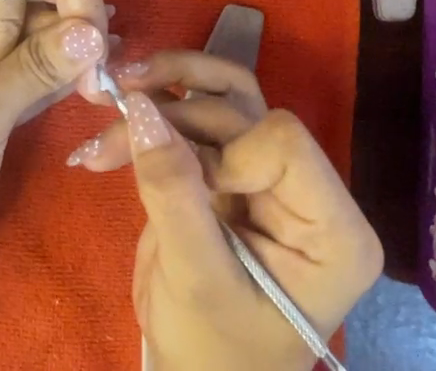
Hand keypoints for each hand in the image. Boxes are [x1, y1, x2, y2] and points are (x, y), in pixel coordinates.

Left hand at [0, 0, 108, 319]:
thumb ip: (34, 68)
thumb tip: (92, 29)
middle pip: (10, 16)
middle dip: (59, 19)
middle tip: (119, 14)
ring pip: (22, 51)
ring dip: (64, 51)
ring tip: (119, 41)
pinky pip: (26, 84)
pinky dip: (56, 82)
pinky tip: (96, 75)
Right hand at [71, 53, 382, 369]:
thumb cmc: (214, 349)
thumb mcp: (196, 279)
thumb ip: (173, 194)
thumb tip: (141, 108)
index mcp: (330, 227)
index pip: (283, 143)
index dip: (225, 153)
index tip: (188, 192)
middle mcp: (305, 189)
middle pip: (239, 111)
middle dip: (168, 116)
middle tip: (107, 128)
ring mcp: (262, 174)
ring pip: (217, 95)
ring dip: (158, 91)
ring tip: (106, 94)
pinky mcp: (222, 167)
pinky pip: (192, 112)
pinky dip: (150, 107)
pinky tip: (111, 117)